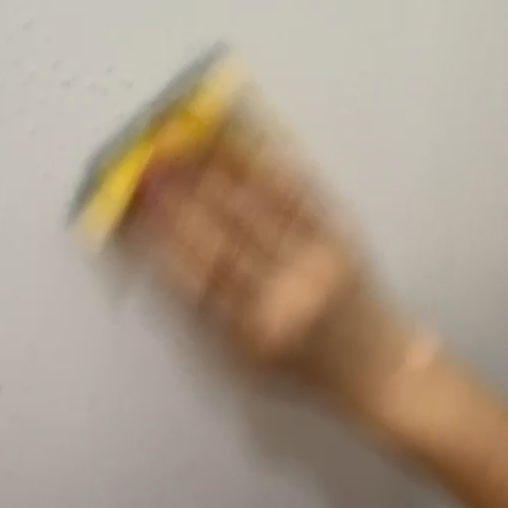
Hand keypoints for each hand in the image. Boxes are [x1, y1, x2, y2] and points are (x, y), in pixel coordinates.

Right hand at [127, 138, 427, 430]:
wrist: (378, 368)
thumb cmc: (303, 370)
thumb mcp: (243, 363)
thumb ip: (202, 319)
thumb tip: (160, 264)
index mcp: (255, 331)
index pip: (194, 276)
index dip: (158, 238)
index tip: (128, 209)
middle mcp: (285, 293)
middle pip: (221, 234)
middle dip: (178, 196)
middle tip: (146, 162)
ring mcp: (316, 259)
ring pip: (257, 205)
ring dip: (214, 168)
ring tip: (181, 139)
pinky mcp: (341, 234)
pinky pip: (301, 192)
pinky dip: (268, 161)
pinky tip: (243, 138)